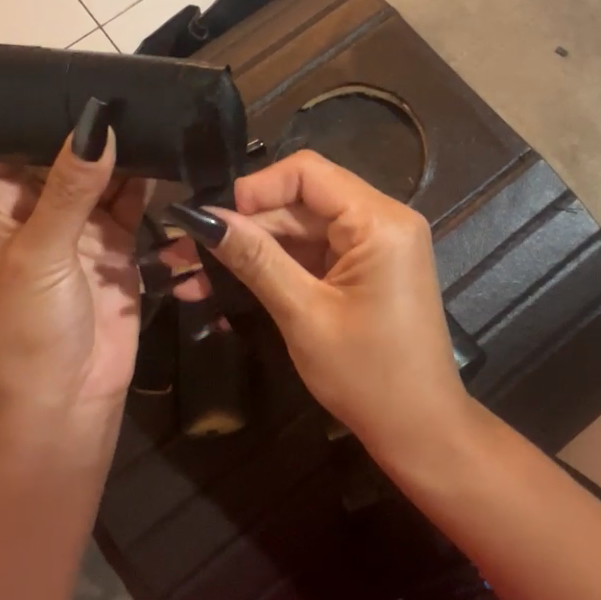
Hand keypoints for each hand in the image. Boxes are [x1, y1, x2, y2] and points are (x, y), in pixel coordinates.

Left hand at [0, 102, 145, 425]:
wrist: (69, 399)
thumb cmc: (30, 328)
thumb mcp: (42, 253)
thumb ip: (70, 188)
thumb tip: (96, 124)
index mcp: (0, 207)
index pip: (4, 144)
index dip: (26, 111)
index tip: (61, 72)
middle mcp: (40, 210)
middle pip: (63, 154)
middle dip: (89, 124)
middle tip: (126, 79)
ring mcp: (83, 227)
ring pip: (104, 174)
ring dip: (123, 149)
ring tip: (151, 106)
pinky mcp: (121, 246)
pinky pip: (135, 203)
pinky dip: (149, 181)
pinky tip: (166, 151)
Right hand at [171, 151, 468, 458]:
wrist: (418, 427)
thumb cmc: (367, 375)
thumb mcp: (304, 315)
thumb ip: (256, 259)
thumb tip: (204, 218)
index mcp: (380, 221)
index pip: (308, 172)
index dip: (255, 189)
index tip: (212, 221)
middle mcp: (384, 219)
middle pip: (302, 200)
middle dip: (244, 225)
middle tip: (182, 252)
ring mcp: (377, 244)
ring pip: (302, 228)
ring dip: (252, 250)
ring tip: (189, 277)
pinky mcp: (367, 268)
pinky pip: (315, 253)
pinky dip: (276, 268)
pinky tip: (225, 287)